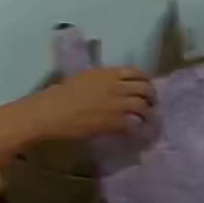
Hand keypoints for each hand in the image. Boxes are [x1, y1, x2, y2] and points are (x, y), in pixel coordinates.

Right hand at [11, 67, 155, 140]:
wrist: (51, 111)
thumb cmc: (62, 93)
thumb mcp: (87, 77)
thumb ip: (105, 79)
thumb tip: (116, 83)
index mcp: (109, 73)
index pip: (137, 72)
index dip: (145, 79)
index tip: (145, 86)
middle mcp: (117, 86)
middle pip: (145, 88)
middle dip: (151, 95)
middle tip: (151, 102)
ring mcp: (117, 104)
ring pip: (143, 105)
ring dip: (148, 112)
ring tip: (148, 117)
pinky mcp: (114, 122)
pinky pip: (134, 123)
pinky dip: (140, 127)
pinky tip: (140, 130)